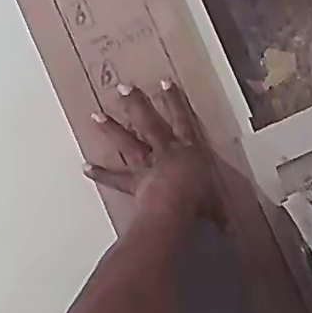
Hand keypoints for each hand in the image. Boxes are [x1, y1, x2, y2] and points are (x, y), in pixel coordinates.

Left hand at [83, 81, 216, 220]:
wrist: (174, 209)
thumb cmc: (200, 201)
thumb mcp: (215, 206)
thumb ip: (217, 214)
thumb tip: (227, 229)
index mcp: (189, 151)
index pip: (182, 121)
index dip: (174, 102)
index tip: (164, 83)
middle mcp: (165, 152)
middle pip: (148, 123)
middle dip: (136, 105)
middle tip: (122, 88)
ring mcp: (146, 166)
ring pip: (126, 142)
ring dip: (111, 129)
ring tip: (95, 115)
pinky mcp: (133, 183)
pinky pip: (114, 178)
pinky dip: (100, 173)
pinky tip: (85, 166)